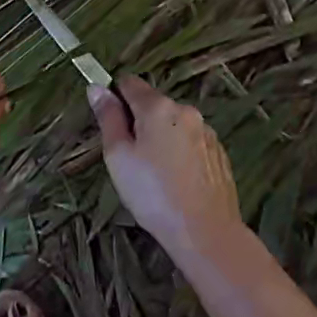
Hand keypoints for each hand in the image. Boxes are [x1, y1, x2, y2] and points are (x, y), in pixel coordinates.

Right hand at [89, 76, 240, 249]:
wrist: (207, 233)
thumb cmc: (153, 194)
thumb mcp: (118, 156)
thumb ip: (108, 118)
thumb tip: (96, 87)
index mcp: (158, 106)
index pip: (130, 83)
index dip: (115, 98)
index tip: (112, 126)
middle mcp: (185, 110)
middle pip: (153, 104)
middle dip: (140, 122)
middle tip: (132, 158)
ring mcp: (206, 131)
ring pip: (173, 124)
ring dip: (162, 137)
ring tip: (157, 175)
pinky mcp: (219, 152)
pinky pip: (192, 142)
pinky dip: (181, 152)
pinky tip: (178, 181)